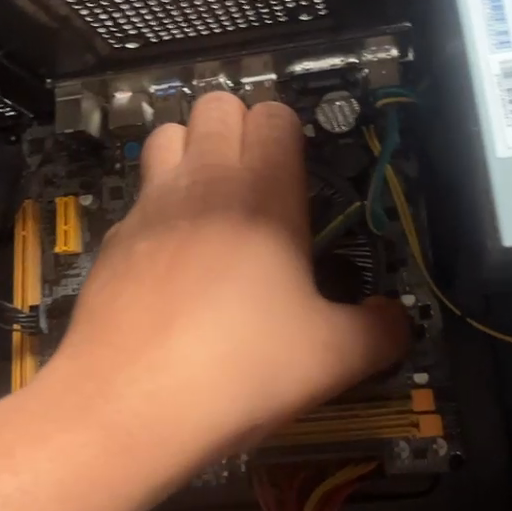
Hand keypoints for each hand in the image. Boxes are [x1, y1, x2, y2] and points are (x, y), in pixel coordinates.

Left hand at [34, 91, 408, 468]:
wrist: (127, 405)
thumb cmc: (239, 369)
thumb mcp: (334, 358)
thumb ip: (381, 330)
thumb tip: (396, 319)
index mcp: (264, 194)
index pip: (274, 114)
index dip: (290, 133)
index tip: (298, 174)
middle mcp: (204, 183)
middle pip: (216, 104)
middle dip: (239, 126)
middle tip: (259, 180)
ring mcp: (151, 205)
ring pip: (167, 133)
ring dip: (192, 148)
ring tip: (212, 200)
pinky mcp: (115, 238)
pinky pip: (140, 194)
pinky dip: (159, 205)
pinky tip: (171, 259)